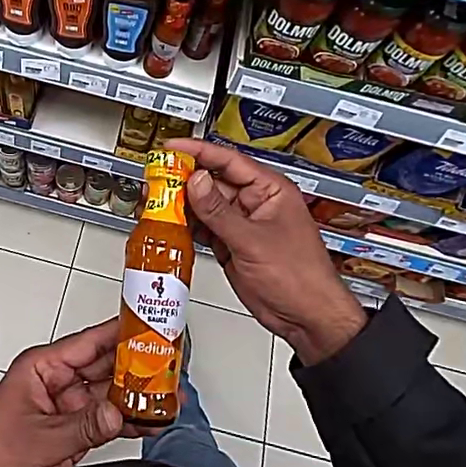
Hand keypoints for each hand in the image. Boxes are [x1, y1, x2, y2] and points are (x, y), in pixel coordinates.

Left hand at [0, 319, 161, 466]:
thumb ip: (84, 425)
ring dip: (137, 395)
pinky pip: (107, 419)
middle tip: (169, 364)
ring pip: (110, 392)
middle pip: (105, 365)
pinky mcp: (73, 430)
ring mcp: (67, 406)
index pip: (89, 342)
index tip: (149, 327)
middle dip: (137, 365)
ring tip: (168, 394)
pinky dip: (129, 420)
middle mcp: (57, 382)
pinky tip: (151, 420)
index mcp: (42, 368)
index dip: (120, 333)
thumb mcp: (41, 440)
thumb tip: (117, 411)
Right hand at [164, 139, 365, 364]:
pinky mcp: (232, 245)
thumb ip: (219, 211)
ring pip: (206, 206)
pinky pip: (206, 228)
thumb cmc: (301, 278)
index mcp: (270, 190)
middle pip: (213, 182)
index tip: (173, 148)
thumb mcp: (253, 241)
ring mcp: (242, 225)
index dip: (199, 152)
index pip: (229, 161)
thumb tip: (196, 182)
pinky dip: (189, 227)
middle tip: (158, 179)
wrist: (307, 318)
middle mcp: (255, 203)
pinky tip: (174, 226)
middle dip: (185, 181)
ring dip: (184, 205)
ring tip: (159, 202)